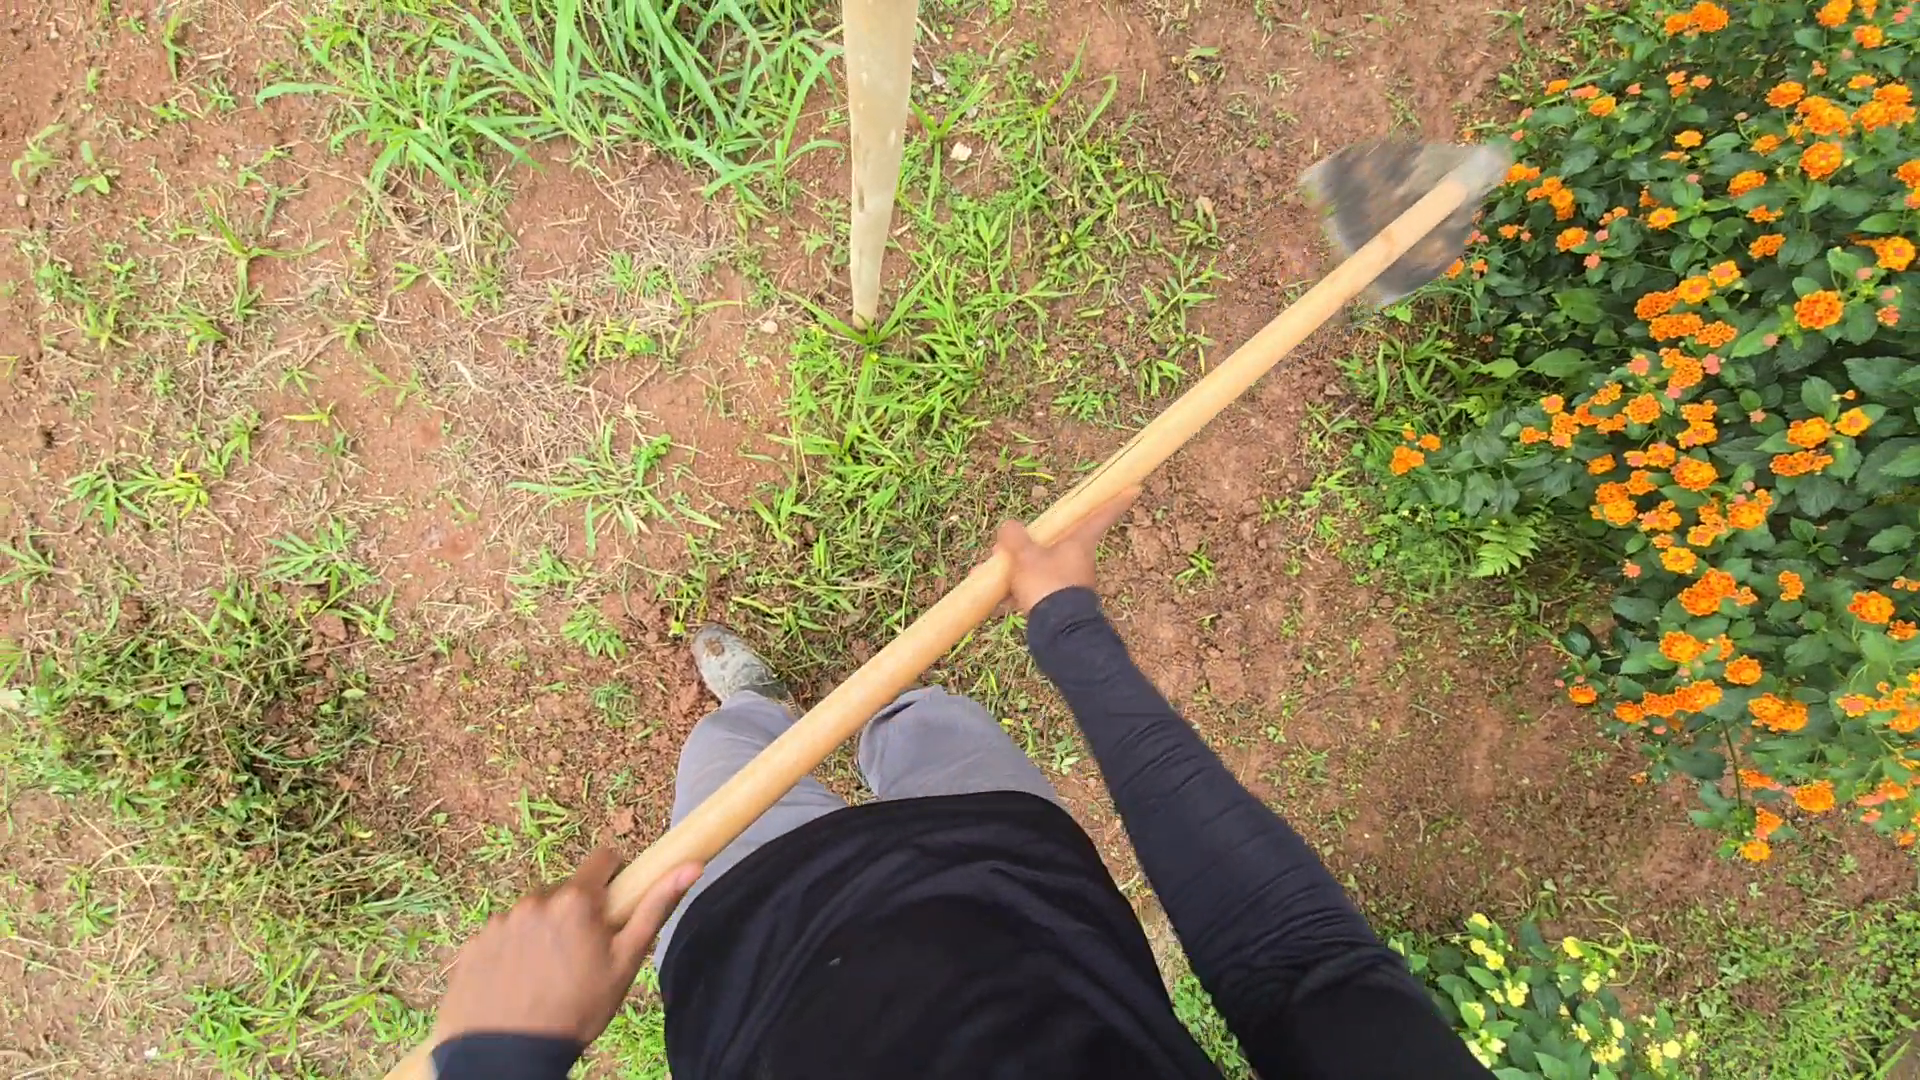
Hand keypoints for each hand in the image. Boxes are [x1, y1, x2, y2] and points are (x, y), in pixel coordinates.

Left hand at [432, 849, 701, 1045]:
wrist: (505, 1062)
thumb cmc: (578, 1009)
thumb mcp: (626, 961)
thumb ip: (657, 906)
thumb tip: (693, 864)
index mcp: (577, 898)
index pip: (603, 859)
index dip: (613, 879)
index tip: (612, 908)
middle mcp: (535, 899)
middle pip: (567, 889)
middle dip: (576, 909)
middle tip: (581, 951)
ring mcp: (500, 921)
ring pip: (534, 911)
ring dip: (543, 928)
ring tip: (546, 971)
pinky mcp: (472, 945)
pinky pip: (502, 933)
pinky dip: (512, 948)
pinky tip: (516, 981)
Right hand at [994, 487, 1140, 614]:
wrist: (1058, 633)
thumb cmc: (1047, 586)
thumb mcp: (1025, 557)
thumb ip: (1015, 538)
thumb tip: (1009, 527)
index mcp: (1079, 543)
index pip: (1100, 516)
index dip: (1115, 501)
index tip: (1135, 488)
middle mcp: (1079, 561)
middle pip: (1055, 542)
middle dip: (1027, 545)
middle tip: (1004, 548)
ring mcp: (1070, 583)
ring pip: (1040, 567)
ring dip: (1016, 569)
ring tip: (990, 573)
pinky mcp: (1059, 603)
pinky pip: (1035, 589)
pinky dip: (1016, 591)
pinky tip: (998, 598)